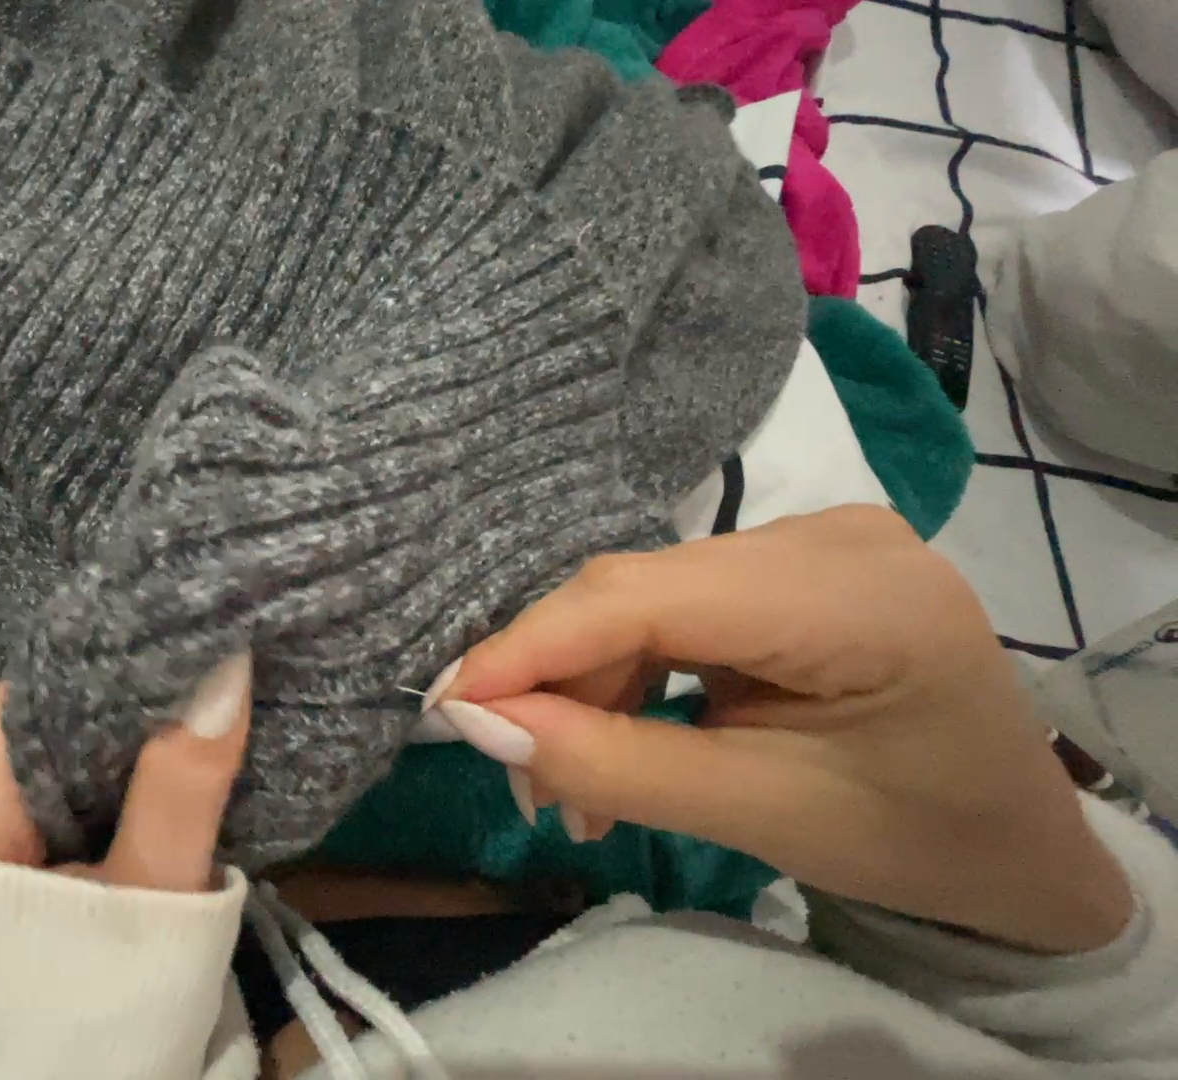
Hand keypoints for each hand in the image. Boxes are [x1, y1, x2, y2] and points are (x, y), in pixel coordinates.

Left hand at [0, 655, 252, 891]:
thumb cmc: (94, 1012)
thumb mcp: (152, 905)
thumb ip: (181, 793)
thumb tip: (223, 671)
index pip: (37, 691)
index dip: (120, 662)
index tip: (196, 642)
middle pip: (46, 706)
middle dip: (128, 694)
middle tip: (212, 670)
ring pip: (53, 731)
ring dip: (121, 725)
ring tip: (196, 699)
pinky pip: (52, 764)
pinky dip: (105, 759)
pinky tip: (157, 751)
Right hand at [429, 506, 1133, 952]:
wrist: (1009, 843)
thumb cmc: (908, 839)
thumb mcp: (754, 814)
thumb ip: (610, 764)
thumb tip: (475, 723)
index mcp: (853, 598)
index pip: (644, 597)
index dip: (530, 645)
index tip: (447, 702)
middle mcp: (821, 538)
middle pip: (631, 597)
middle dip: (557, 686)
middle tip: (523, 775)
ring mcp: (800, 541)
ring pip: (634, 604)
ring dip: (584, 690)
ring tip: (575, 787)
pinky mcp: (775, 564)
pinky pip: (660, 610)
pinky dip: (619, 676)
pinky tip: (613, 737)